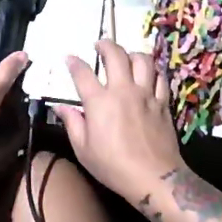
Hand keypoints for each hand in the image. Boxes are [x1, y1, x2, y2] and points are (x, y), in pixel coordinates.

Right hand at [51, 41, 183, 204]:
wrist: (154, 176)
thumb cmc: (113, 166)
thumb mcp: (83, 149)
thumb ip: (72, 123)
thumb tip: (60, 107)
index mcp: (99, 102)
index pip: (82, 73)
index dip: (73, 62)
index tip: (69, 58)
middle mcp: (123, 90)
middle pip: (116, 55)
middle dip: (105, 45)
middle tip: (99, 45)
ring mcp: (146, 94)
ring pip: (142, 60)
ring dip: (132, 53)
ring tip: (125, 56)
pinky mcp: (162, 102)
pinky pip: (160, 77)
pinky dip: (152, 71)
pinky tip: (148, 74)